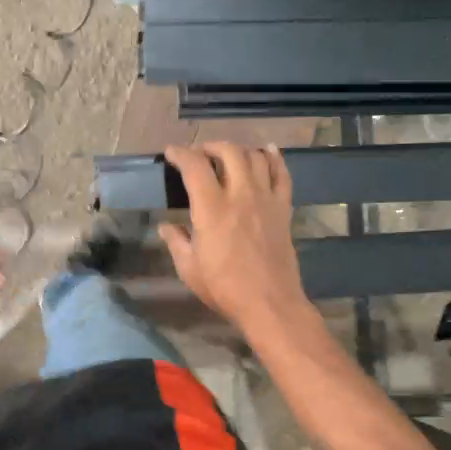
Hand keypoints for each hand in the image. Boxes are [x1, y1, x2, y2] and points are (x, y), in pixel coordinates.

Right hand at [159, 142, 309, 332]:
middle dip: (211, 146)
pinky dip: (274, 158)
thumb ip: (176, 241)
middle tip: (200, 154)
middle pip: (229, 153)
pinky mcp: (283, 209)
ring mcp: (266, 200)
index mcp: (211, 209)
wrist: (269, 303)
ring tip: (228, 155)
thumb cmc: (223, 287)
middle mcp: (240, 195)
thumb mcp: (188, 267)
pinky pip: (282, 174)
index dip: (180, 154)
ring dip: (239, 150)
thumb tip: (166, 226)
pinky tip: (267, 151)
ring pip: (256, 158)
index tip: (171, 153)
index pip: (195, 167)